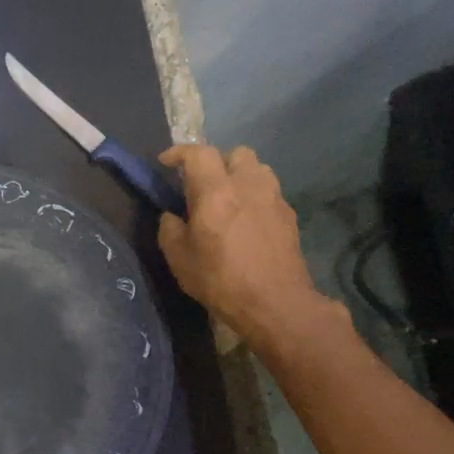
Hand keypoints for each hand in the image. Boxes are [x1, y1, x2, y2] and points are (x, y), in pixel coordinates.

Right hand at [157, 145, 339, 348]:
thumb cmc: (218, 278)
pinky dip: (253, 197)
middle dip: (216, 162)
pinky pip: (268, 192)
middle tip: (201, 186)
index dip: (179, 153)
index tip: (165, 163)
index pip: (199, 154)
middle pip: (235, 154)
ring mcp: (273, 198)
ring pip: (257, 169)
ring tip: (225, 200)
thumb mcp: (178, 257)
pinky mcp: (288, 214)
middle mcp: (248, 185)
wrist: (273, 300)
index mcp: (215, 193)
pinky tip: (244, 222)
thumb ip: (170, 228)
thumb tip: (172, 215)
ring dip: (238, 177)